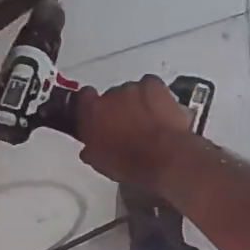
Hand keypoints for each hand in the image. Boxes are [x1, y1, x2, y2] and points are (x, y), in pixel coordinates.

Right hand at [76, 75, 195, 187]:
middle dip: (118, 109)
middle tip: (129, 126)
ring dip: (137, 103)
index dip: (93, 105)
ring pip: (131, 92)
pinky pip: (150, 85)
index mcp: (92, 113)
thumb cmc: (131, 163)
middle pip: (111, 96)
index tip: (99, 115)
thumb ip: (91, 149)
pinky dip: (154, 96)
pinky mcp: (153, 85)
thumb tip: (89, 148)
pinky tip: (159, 111)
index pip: (85, 97)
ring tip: (148, 122)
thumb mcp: (101, 163)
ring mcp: (132, 88)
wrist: (164, 158)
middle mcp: (109, 96)